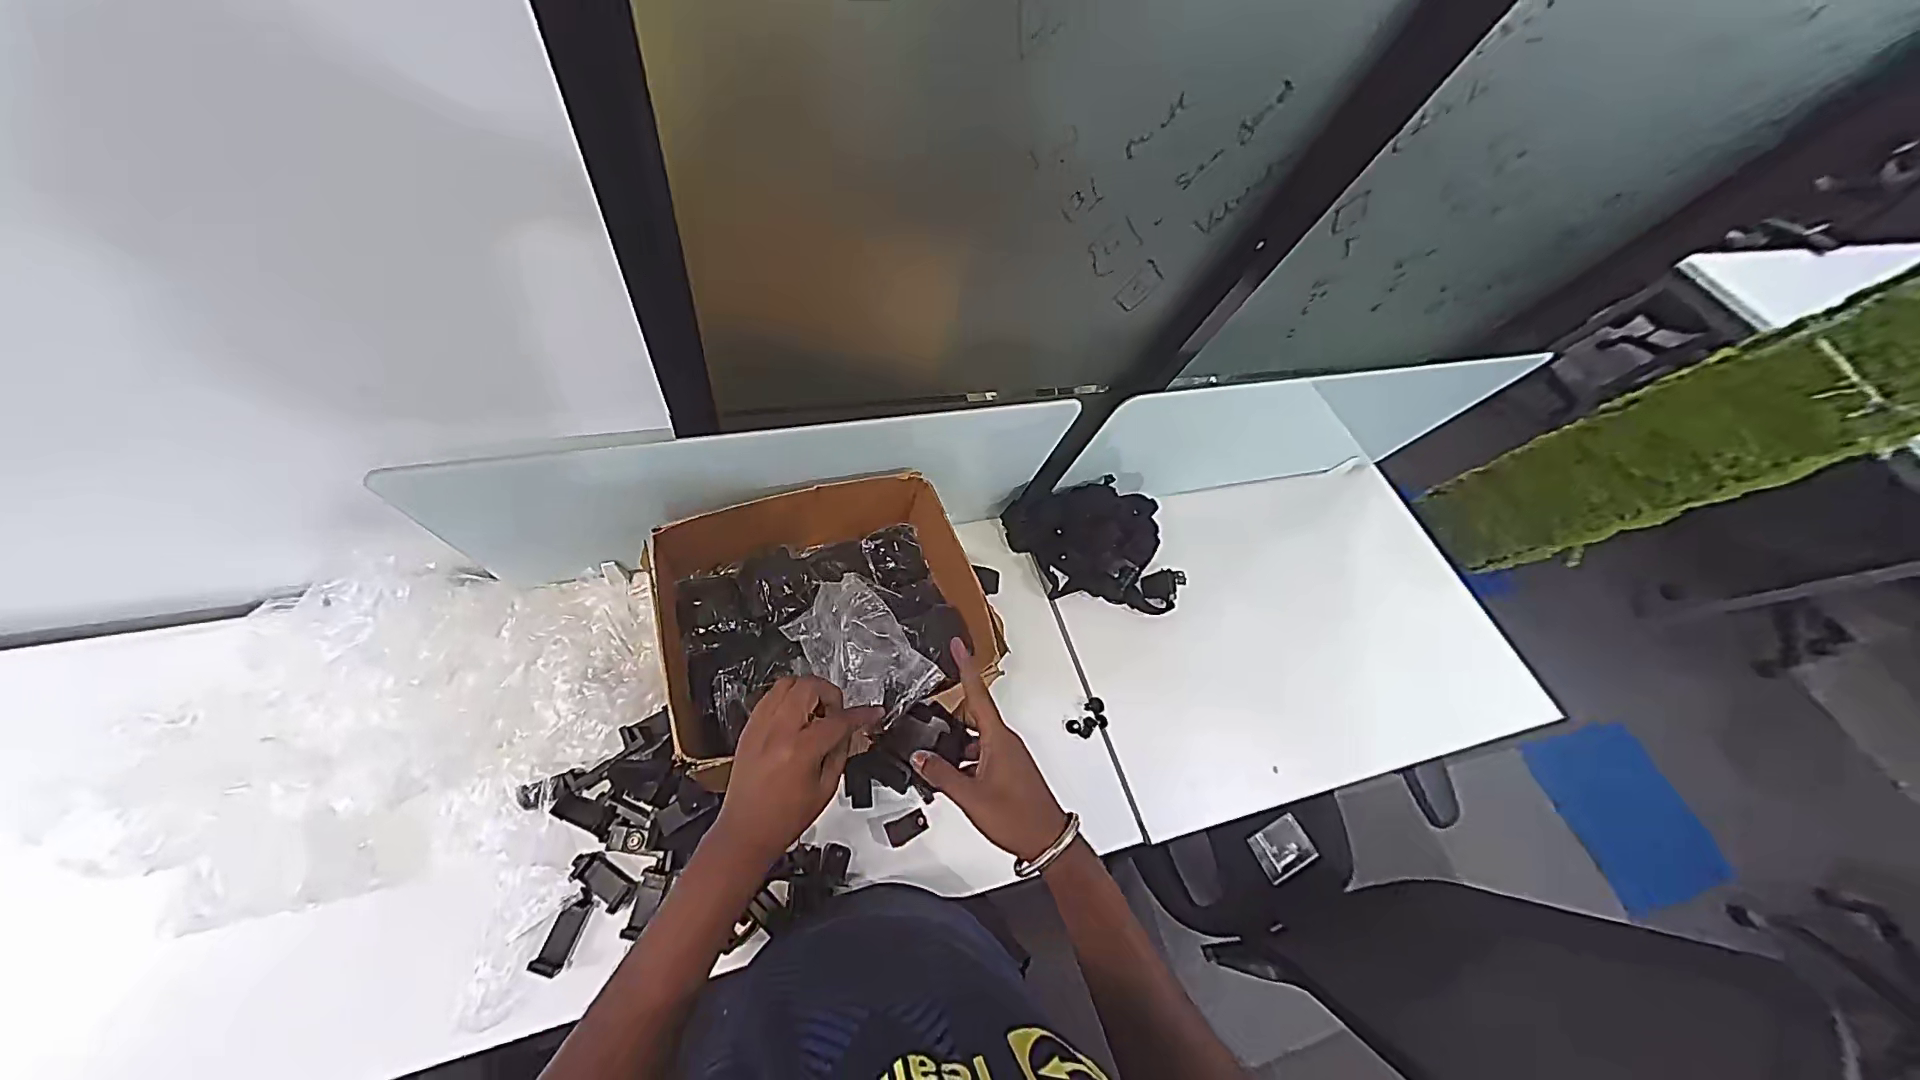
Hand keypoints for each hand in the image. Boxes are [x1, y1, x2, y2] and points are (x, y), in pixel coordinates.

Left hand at [711, 676, 881, 863]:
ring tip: (815, 713)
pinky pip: (770, 696)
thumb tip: (850, 730)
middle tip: (837, 712)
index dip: (863, 714)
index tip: (873, 712)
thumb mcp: (826, 787)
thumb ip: (841, 751)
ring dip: (808, 691)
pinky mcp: (749, 728)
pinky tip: (796, 718)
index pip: (840, 719)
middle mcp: (777, 732)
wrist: (746, 831)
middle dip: (832, 694)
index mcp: (801, 750)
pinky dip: (788, 699)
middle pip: (810, 686)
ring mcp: (760, 727)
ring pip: (788, 683)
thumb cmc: (782, 818)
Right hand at [912, 639, 1070, 861]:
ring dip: (957, 743)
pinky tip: (954, 775)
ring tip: (937, 757)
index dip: (965, 666)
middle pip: (973, 714)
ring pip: (977, 736)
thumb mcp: (970, 796)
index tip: (958, 646)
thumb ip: (941, 774)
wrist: (1047, 839)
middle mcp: (1006, 741)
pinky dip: (966, 757)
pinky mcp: (1009, 767)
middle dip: (950, 715)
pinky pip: (983, 751)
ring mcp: (1009, 754)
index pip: (978, 692)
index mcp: (998, 738)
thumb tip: (922, 758)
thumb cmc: (1019, 817)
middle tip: (930, 715)